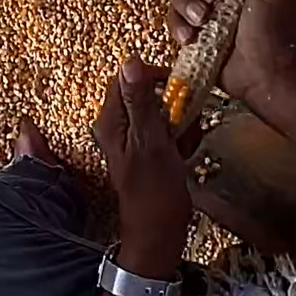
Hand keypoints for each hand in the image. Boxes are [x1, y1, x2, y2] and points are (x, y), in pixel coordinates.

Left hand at [93, 54, 192, 279]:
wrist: (159, 234)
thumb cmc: (155, 192)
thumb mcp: (151, 142)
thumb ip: (140, 102)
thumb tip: (129, 61)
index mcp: (111, 121)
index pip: (128, 78)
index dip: (155, 78)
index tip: (178, 91)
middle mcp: (117, 127)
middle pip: (147, 94)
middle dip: (173, 105)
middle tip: (184, 127)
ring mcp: (132, 140)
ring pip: (161, 113)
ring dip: (180, 124)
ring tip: (185, 145)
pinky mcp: (148, 152)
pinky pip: (166, 131)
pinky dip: (180, 139)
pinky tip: (184, 155)